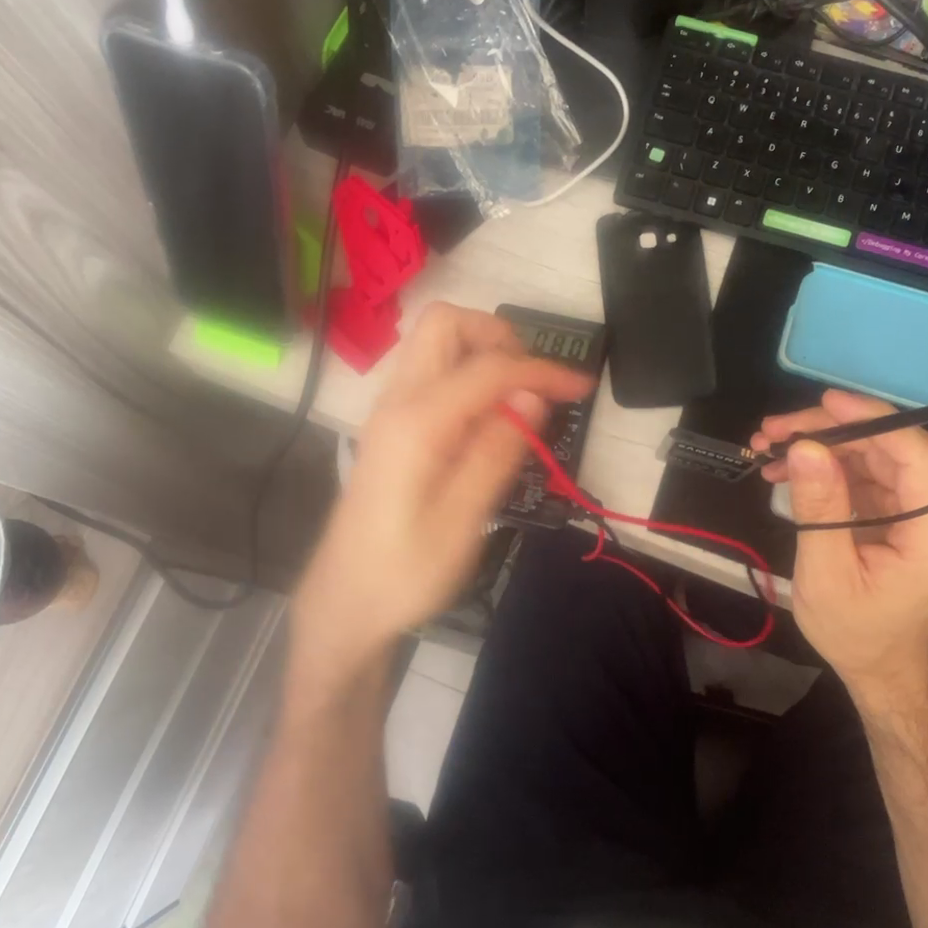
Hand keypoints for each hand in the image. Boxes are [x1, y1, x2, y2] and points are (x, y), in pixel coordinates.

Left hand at [293, 303, 592, 658]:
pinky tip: (487, 424)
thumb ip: (496, 453)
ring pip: (435, 344)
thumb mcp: (461, 522)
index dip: (541, 370)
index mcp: (417, 423)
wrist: (346, 602)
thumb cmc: (405, 573)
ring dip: (481, 354)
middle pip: (445, 324)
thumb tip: (534, 397)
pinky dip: (466, 378)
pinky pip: (430, 375)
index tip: (581, 388)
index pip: (489, 368)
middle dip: (499, 338)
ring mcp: (389, 412)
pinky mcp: (391, 428)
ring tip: (518, 404)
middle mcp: (397, 402)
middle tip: (535, 385)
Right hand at [751, 390, 927, 697]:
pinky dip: (823, 465)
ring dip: (820, 443)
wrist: (878, 664)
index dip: (876, 420)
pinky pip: (861, 472)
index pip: (918, 456)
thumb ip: (819, 509)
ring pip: (871, 453)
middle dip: (831, 429)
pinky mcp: (894, 511)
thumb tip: (806, 449)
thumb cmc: (855, 631)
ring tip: (768, 443)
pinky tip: (783, 467)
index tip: (825, 403)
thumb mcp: (826, 575)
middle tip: (774, 429)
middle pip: (889, 447)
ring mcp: (915, 510)